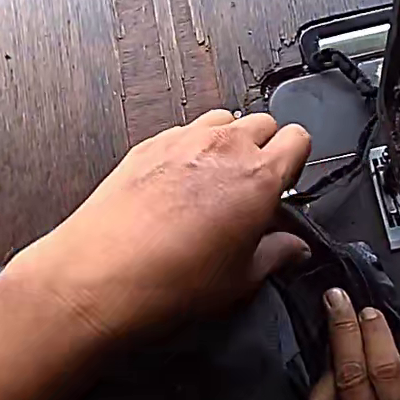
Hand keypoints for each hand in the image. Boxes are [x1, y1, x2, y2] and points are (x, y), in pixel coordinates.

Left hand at [8, 109, 312, 349]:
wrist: (100, 275)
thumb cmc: (167, 278)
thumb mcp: (240, 278)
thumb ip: (277, 254)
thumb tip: (291, 248)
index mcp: (258, 176)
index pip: (298, 138)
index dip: (297, 159)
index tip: (287, 182)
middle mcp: (223, 147)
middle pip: (263, 122)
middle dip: (265, 148)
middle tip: (253, 187)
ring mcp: (183, 140)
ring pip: (223, 120)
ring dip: (228, 142)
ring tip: (217, 182)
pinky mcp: (148, 144)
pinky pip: (184, 131)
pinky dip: (191, 148)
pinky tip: (181, 184)